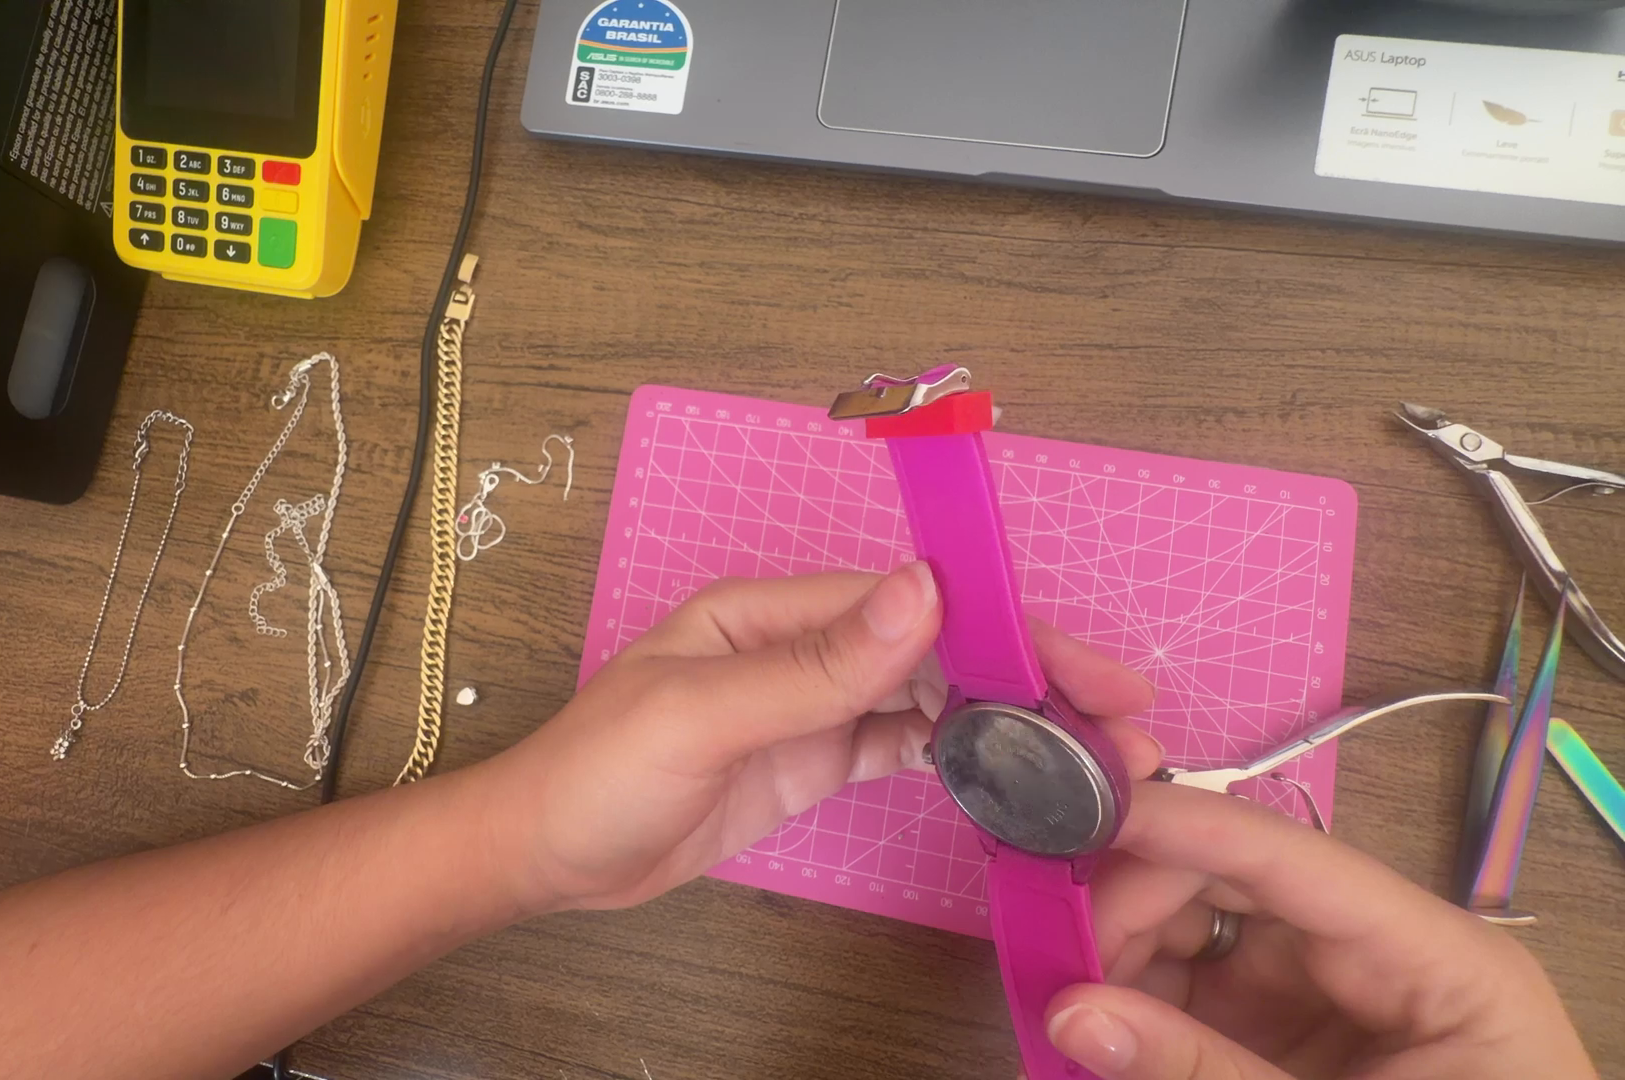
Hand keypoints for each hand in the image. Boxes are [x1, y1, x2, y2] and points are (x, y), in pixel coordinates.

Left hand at [487, 565, 1160, 911]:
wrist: (553, 852)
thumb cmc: (602, 770)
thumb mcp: (703, 713)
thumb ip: (814, 664)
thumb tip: (921, 591)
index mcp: (767, 613)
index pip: (899, 603)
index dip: (992, 626)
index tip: (1077, 664)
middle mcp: (795, 647)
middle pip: (924, 646)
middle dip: (1018, 673)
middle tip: (1115, 719)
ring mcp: (806, 705)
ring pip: (920, 695)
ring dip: (997, 715)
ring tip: (1081, 750)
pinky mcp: (808, 758)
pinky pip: (894, 743)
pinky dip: (951, 752)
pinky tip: (1001, 769)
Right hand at [1045, 783, 1598, 1079]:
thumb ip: (1204, 1071)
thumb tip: (1061, 1013)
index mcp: (1425, 952)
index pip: (1275, 851)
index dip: (1166, 822)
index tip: (1063, 819)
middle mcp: (1357, 938)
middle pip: (1214, 871)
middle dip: (1124, 898)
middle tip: (1054, 945)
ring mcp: (1308, 971)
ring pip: (1182, 909)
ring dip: (1113, 939)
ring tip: (1062, 988)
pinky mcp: (1267, 1004)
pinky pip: (1178, 964)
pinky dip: (1125, 979)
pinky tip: (1090, 1006)